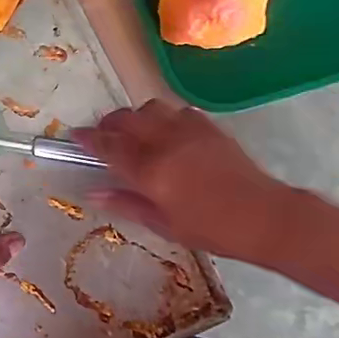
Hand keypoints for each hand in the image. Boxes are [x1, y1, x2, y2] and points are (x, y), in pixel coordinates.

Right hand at [75, 99, 303, 264]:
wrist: (263, 216)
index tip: (75, 135)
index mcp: (150, 170)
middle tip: (103, 135)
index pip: (109, 146)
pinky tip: (168, 133)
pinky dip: (164, 117)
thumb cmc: (211, 229)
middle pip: (126, 119)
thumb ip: (126, 203)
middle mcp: (165, 142)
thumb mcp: (164, 224)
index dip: (88, 138)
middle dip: (109, 123)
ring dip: (136, 117)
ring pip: (150, 108)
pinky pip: (177, 111)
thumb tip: (93, 192)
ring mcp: (188, 130)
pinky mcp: (208, 126)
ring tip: (135, 132)